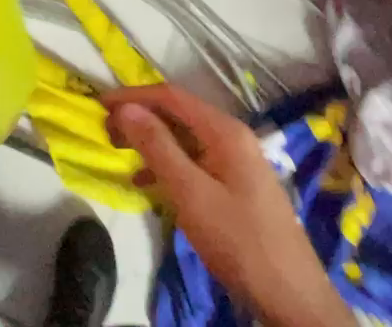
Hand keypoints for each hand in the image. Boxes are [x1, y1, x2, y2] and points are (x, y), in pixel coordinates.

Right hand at [104, 84, 352, 326]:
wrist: (291, 295)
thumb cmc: (239, 240)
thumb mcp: (191, 194)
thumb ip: (158, 148)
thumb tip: (126, 108)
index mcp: (225, 131)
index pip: (172, 97)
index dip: (134, 96)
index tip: (99, 104)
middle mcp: (233, 137)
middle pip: (180, 114)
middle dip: (141, 117)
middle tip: (106, 132)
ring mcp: (238, 161)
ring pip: (186, 139)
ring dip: (152, 142)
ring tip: (120, 153)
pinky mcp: (237, 185)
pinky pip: (196, 161)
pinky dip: (169, 165)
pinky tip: (148, 183)